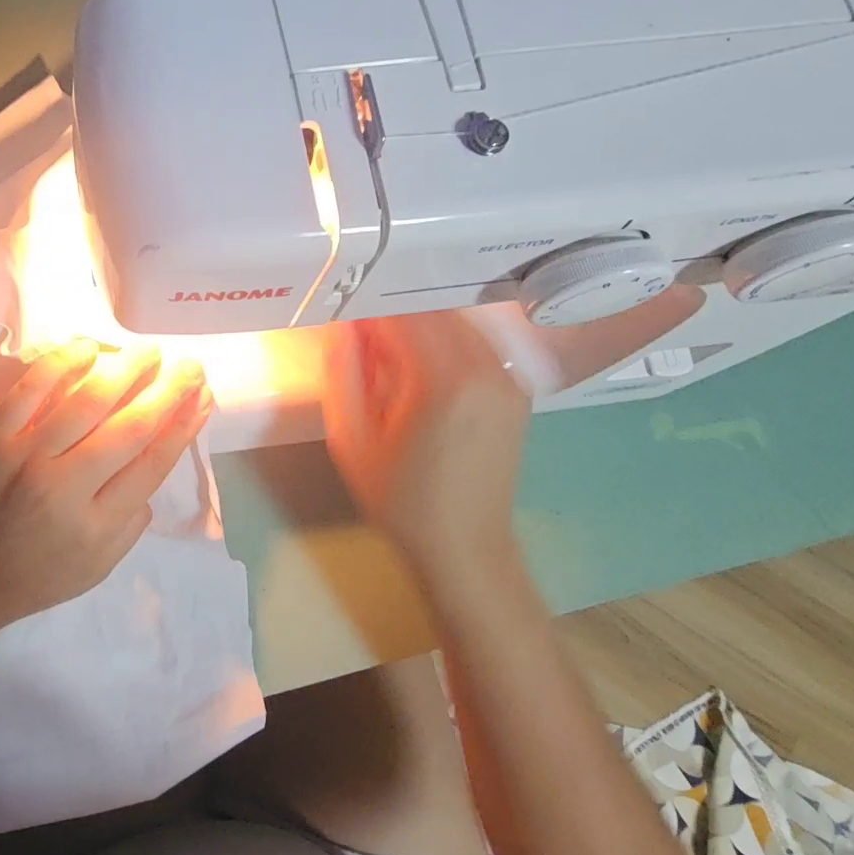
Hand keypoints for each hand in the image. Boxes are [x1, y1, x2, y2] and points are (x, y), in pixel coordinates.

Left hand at [0, 339, 213, 648]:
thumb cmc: (33, 578)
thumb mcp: (96, 568)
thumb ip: (132, 522)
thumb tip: (154, 463)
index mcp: (98, 525)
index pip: (153, 463)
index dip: (184, 425)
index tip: (203, 397)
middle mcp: (66, 487)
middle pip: (130, 426)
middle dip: (168, 391)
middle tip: (190, 366)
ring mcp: (25, 458)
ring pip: (86, 401)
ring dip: (124, 369)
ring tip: (150, 352)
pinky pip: (31, 390)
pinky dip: (62, 364)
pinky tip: (89, 347)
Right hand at [323, 288, 704, 555]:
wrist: (466, 547)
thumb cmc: (400, 500)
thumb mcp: (351, 440)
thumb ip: (343, 372)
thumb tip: (340, 324)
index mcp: (443, 378)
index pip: (400, 313)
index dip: (365, 307)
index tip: (338, 313)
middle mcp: (485, 365)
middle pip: (431, 309)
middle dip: (390, 314)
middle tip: (356, 337)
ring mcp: (507, 374)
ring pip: (454, 320)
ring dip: (416, 326)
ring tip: (384, 357)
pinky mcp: (516, 386)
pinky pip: (473, 341)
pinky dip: (441, 341)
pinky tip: (416, 372)